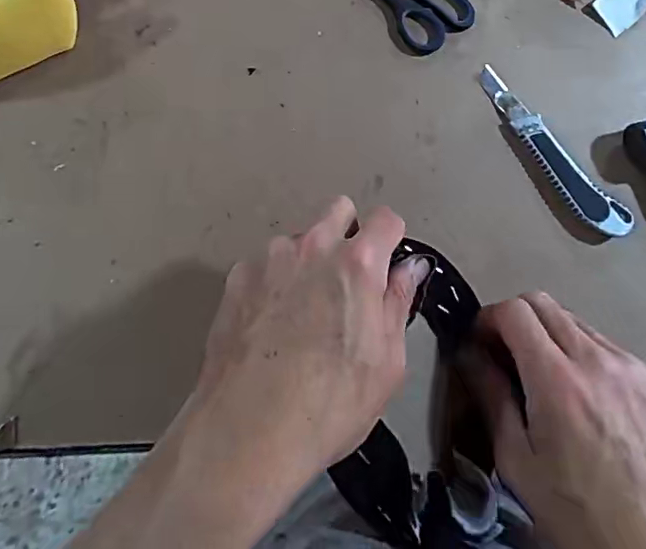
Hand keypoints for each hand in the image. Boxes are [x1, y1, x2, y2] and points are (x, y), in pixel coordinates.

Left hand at [185, 195, 428, 479]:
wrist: (245, 436)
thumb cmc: (327, 406)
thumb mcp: (387, 363)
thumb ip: (398, 303)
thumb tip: (409, 270)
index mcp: (359, 263)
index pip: (387, 219)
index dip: (392, 241)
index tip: (388, 265)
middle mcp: (315, 247)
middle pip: (340, 208)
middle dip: (348, 233)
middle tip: (346, 280)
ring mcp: (271, 259)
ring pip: (299, 238)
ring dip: (307, 260)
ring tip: (301, 311)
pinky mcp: (237, 278)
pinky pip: (265, 263)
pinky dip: (272, 281)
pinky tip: (269, 323)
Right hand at [464, 293, 645, 548]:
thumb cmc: (583, 515)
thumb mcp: (519, 463)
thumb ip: (491, 398)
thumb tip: (471, 358)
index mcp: (558, 381)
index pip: (516, 311)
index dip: (489, 317)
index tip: (479, 337)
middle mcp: (594, 359)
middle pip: (543, 302)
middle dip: (514, 319)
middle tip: (501, 352)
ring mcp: (625, 362)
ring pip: (573, 319)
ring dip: (548, 334)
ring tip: (540, 377)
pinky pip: (602, 342)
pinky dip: (580, 352)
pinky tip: (577, 392)